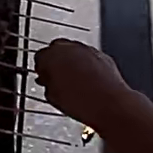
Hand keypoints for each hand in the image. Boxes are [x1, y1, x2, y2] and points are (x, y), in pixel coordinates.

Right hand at [33, 39, 147, 126]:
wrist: (111, 105)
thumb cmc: (82, 101)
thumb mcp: (52, 96)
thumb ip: (47, 83)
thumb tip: (48, 81)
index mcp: (51, 55)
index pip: (40, 57)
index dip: (41, 69)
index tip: (43, 77)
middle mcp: (69, 48)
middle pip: (56, 49)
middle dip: (55, 62)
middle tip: (56, 77)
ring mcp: (87, 50)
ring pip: (74, 52)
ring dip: (71, 62)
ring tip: (72, 80)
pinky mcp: (103, 56)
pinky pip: (89, 57)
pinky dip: (87, 65)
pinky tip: (87, 80)